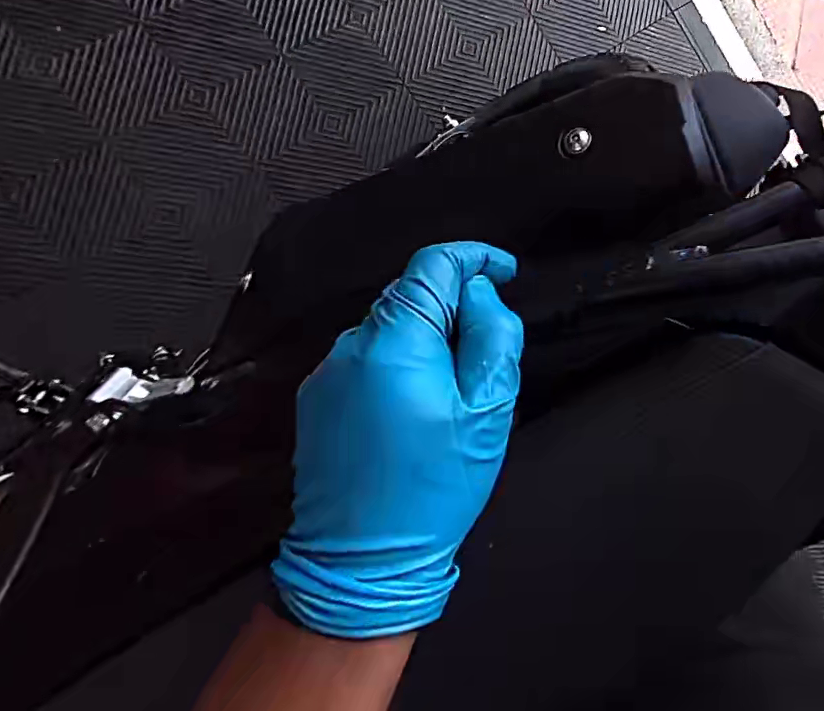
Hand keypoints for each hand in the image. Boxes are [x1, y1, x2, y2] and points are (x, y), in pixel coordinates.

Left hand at [272, 242, 524, 637]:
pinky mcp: (317, 398)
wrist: (361, 566)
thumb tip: (479, 291)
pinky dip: (401, 359)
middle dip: (456, 303)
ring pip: (393, 324)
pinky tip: (416, 406)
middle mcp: (353, 345)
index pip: (434, 264)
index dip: (477, 257)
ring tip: (453, 389)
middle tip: (486, 348)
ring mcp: (328, 372)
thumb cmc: (434, 486)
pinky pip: (370, 355)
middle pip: (413, 291)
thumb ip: (493, 333)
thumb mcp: (489, 407)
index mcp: (396, 340)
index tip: (506, 271)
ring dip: (429, 334)